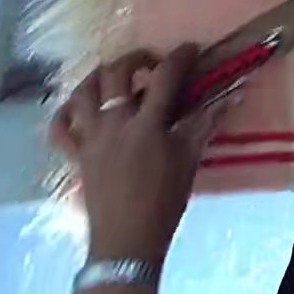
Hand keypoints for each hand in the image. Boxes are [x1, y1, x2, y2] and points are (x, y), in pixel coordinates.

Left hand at [50, 44, 227, 263]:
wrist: (127, 244)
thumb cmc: (163, 202)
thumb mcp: (189, 160)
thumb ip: (206, 123)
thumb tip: (233, 96)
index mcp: (146, 125)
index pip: (164, 76)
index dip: (180, 56)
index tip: (191, 49)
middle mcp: (114, 124)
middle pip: (116, 72)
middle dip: (136, 57)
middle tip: (152, 62)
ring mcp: (90, 139)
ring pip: (83, 92)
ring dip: (99, 76)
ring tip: (116, 77)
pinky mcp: (76, 155)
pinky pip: (59, 127)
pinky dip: (66, 111)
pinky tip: (80, 106)